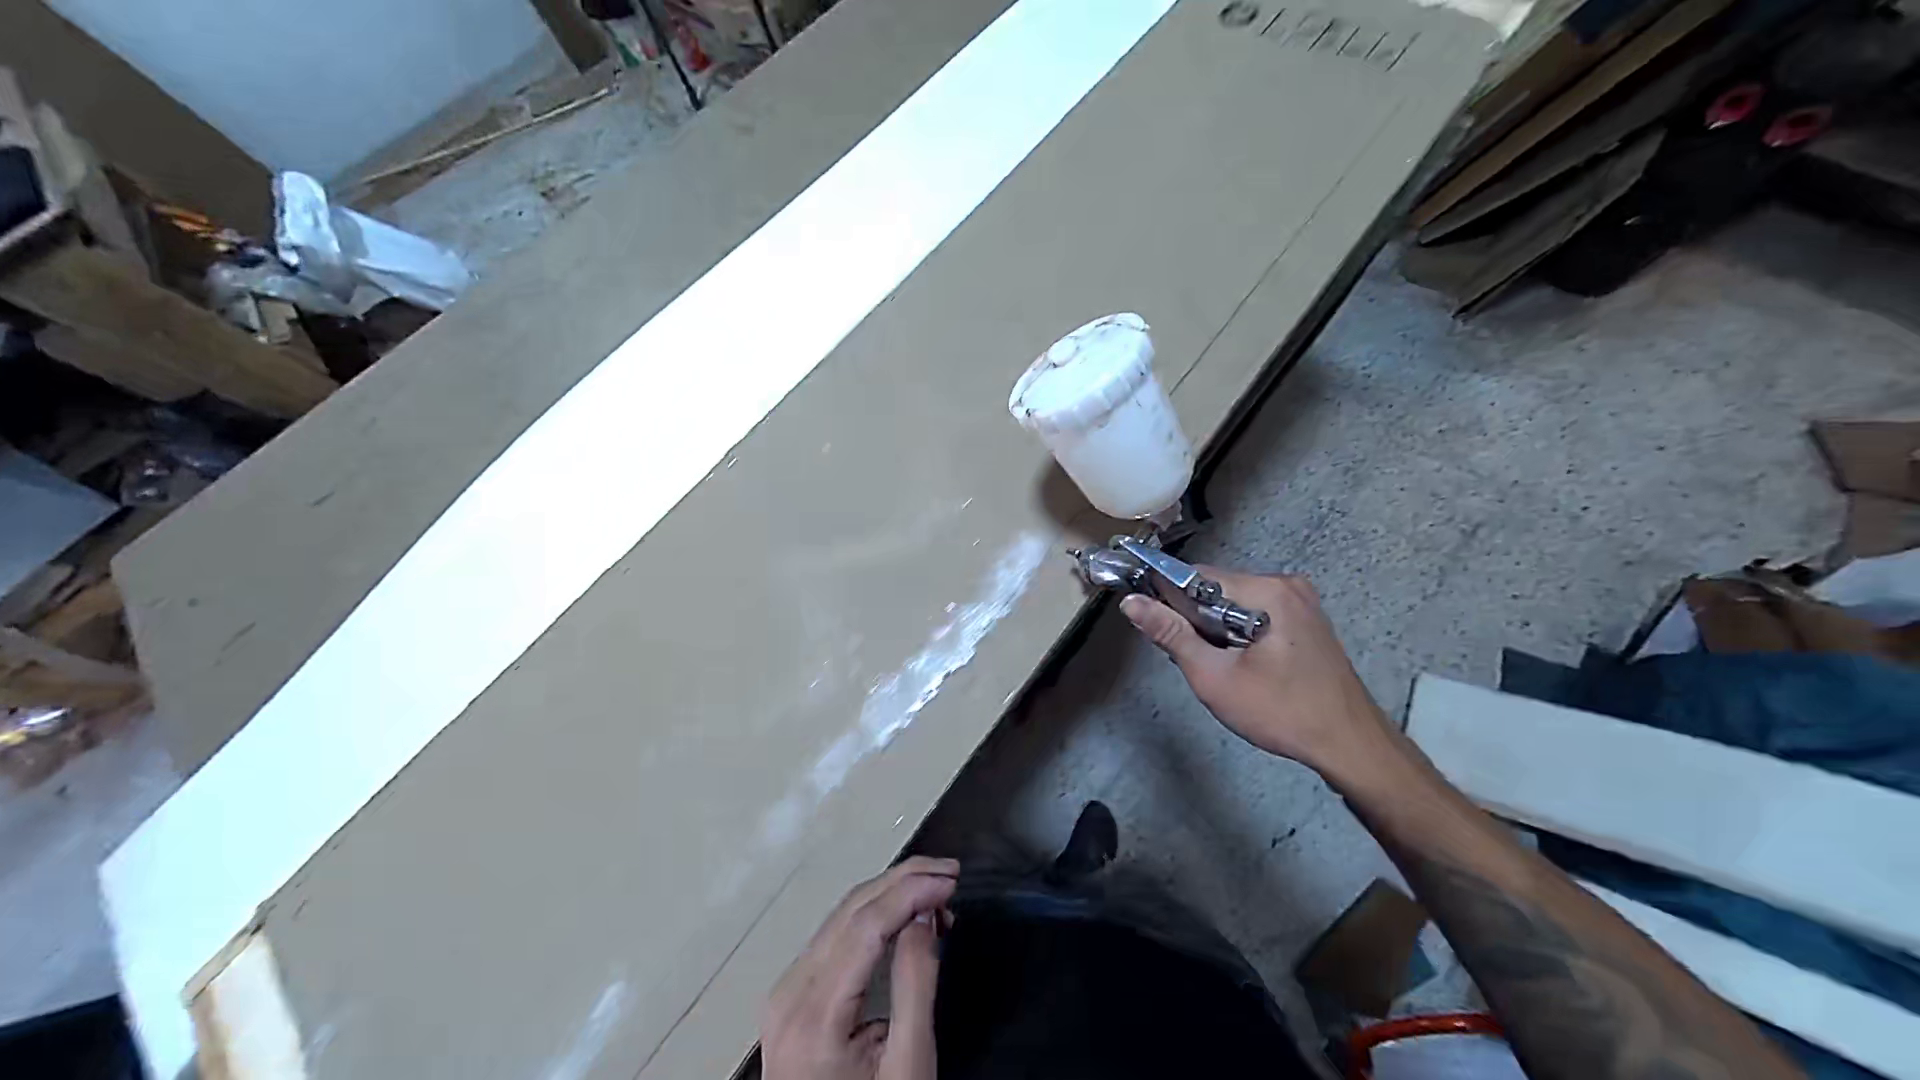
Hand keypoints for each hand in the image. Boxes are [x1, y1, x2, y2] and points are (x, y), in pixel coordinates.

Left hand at [762, 857, 957, 1079]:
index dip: (910, 891)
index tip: (952, 880)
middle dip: (904, 880)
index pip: (865, 925)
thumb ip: (916, 985)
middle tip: (951, 874)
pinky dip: (875, 914)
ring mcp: (785, 989)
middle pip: (850, 910)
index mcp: (814, 1014)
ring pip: (842, 914)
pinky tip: (905, 911)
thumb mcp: (908, 1066)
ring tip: (937, 888)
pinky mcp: (792, 992)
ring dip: (891, 892)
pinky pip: (836, 934)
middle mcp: (790, 990)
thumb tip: (924, 915)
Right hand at [1120, 569, 1393, 777]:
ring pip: (1234, 602)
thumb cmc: (1281, 712)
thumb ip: (1171, 634)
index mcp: (1268, 590)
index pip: (1198, 576)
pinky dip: (1238, 632)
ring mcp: (1301, 601)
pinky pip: (1255, 613)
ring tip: (1219, 665)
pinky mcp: (1306, 619)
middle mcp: (1286, 584)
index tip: (1155, 626)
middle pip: (1217, 588)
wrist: (1350, 745)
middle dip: (1195, 619)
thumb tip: (1130, 601)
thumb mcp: (1215, 677)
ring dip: (1216, 628)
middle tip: (1193, 658)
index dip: (1169, 599)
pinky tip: (1241, 663)